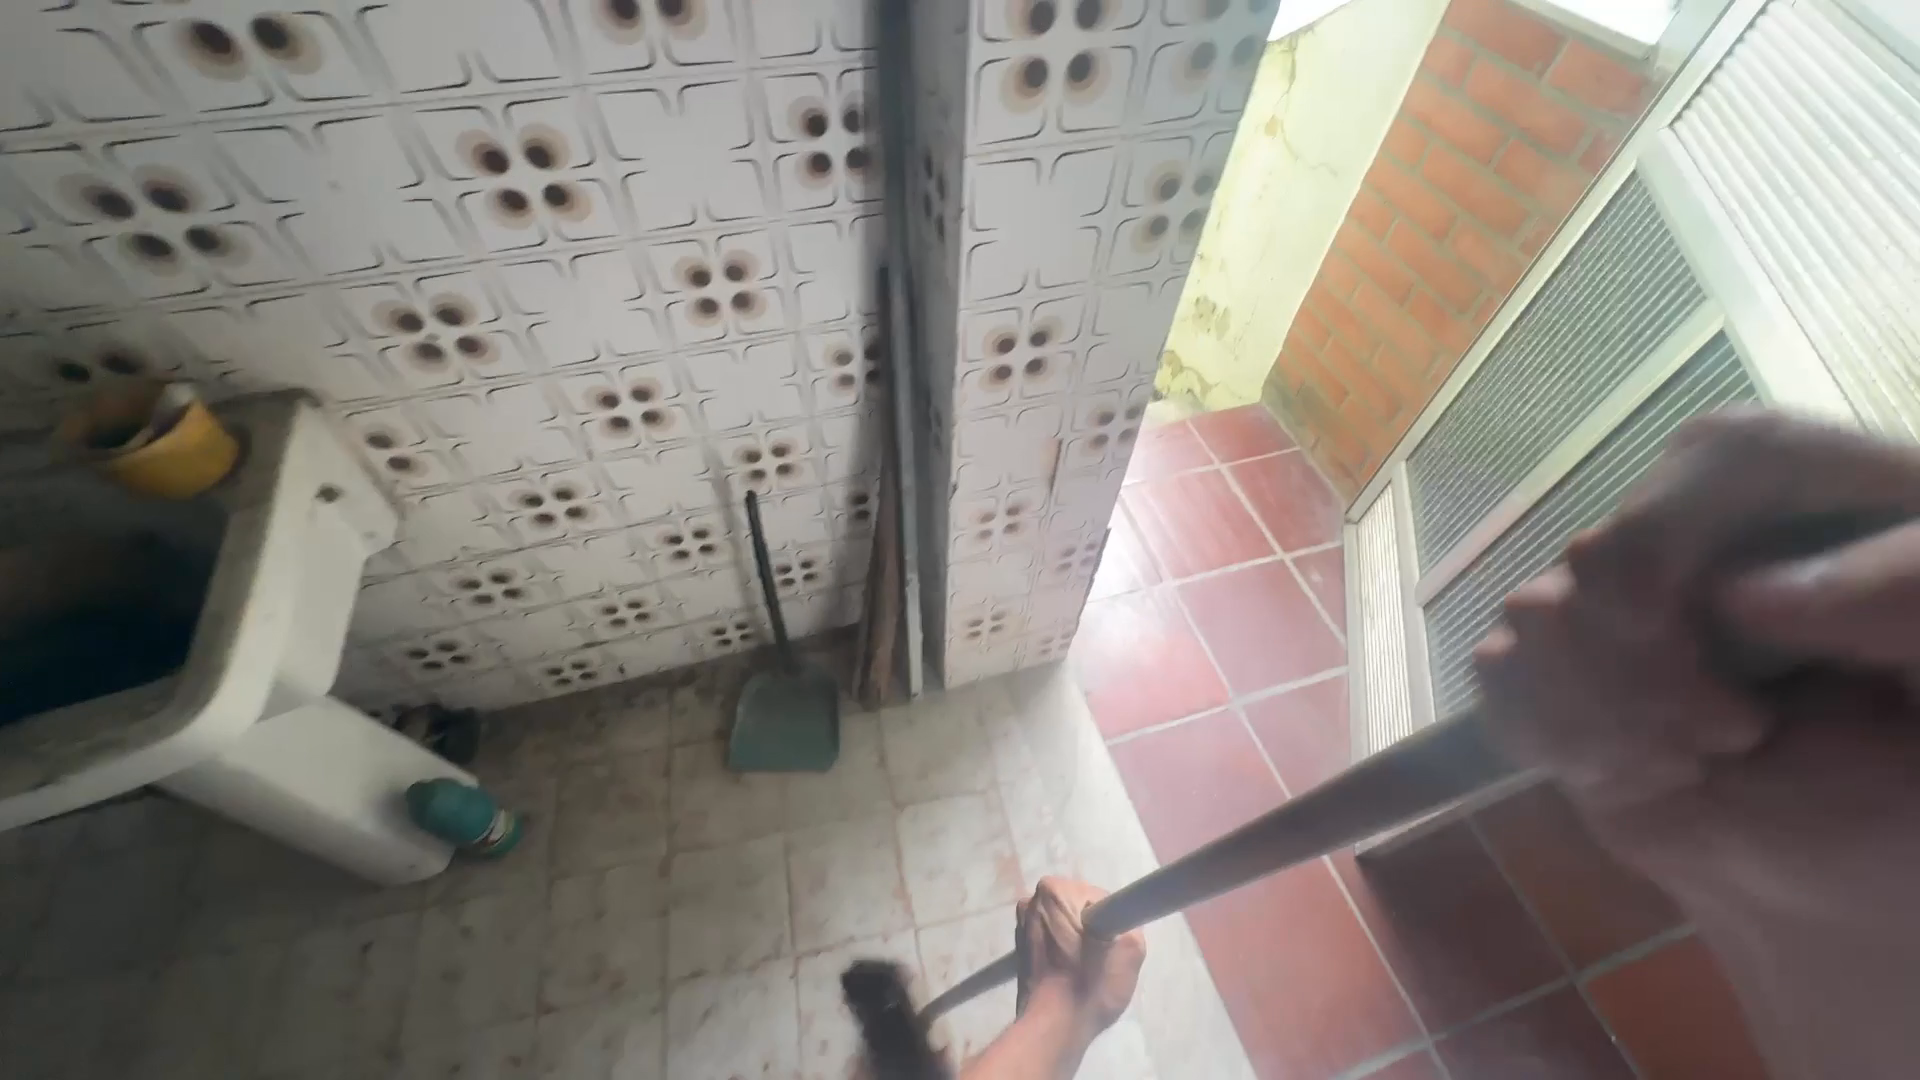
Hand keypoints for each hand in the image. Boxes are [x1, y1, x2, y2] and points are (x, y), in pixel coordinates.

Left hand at [1013, 877, 1144, 1031]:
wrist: (1052, 1028)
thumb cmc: (1089, 985)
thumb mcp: (1129, 953)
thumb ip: (1130, 923)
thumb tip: (1121, 921)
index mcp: (1053, 891)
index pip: (1097, 897)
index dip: (1110, 922)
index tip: (1110, 946)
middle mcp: (1032, 899)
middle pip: (1078, 907)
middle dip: (1092, 929)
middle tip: (1100, 960)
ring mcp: (1022, 922)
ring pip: (1065, 922)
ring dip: (1077, 940)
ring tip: (1084, 970)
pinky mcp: (1019, 945)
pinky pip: (1052, 937)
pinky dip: (1062, 950)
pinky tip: (1068, 973)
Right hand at [1473, 408, 1919, 928]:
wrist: (1863, 875)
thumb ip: (1911, 601)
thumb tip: (1739, 598)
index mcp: (1829, 514)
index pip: (1728, 451)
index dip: (1683, 522)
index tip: (1693, 621)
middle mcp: (1705, 546)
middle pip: (1605, 548)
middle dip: (1647, 660)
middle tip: (1729, 733)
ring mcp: (1610, 608)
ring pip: (1532, 610)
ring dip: (1599, 705)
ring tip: (1681, 756)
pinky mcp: (1548, 670)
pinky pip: (1494, 671)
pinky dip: (1543, 728)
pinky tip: (1610, 763)